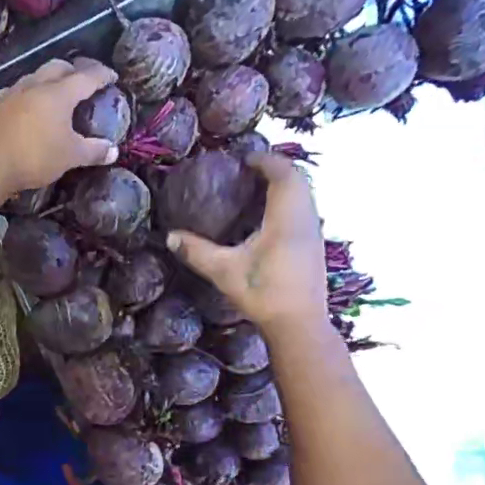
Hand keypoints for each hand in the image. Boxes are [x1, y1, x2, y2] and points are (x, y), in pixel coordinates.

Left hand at [0, 58, 118, 196]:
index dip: (102, 75)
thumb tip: (113, 151)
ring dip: (49, 79)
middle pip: (58, 67)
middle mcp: (35, 85)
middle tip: (84, 82)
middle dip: (74, 70)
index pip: (87, 76)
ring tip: (57, 94)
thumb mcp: (70, 157)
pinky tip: (28, 107)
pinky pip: (16, 91)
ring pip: (35, 76)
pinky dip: (28, 94)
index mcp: (59, 93)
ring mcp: (11, 93)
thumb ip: (94, 151)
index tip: (112, 77)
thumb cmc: (35, 158)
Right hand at [167, 153, 328, 334]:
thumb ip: (196, 251)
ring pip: (303, 195)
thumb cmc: (263, 293)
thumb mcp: (223, 271)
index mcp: (287, 216)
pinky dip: (287, 203)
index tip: (242, 159)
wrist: (299, 325)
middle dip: (273, 170)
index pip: (282, 172)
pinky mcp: (314, 247)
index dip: (264, 160)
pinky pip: (303, 211)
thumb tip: (170, 237)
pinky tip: (265, 220)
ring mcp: (314, 233)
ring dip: (282, 186)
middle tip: (246, 172)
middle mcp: (306, 218)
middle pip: (297, 179)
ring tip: (254, 192)